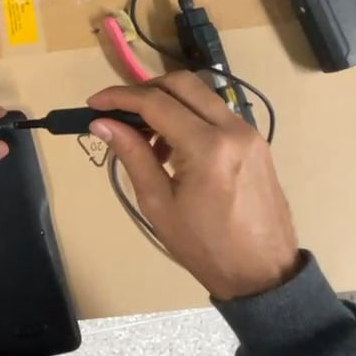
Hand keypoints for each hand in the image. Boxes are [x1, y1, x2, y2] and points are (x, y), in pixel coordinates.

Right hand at [87, 72, 300, 300]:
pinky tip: (170, 148)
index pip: (155, 102)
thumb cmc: (203, 245)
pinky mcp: (255, 142)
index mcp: (207, 147)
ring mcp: (249, 133)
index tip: (92, 104)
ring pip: (200, 95)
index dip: (118, 97)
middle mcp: (233, 129)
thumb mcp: (158, 203)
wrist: (262, 272)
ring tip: (142, 138)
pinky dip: (186, 116)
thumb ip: (132, 155)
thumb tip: (101, 124)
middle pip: (181, 83)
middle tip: (116, 112)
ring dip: (165, 103)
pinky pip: (214, 113)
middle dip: (142, 90)